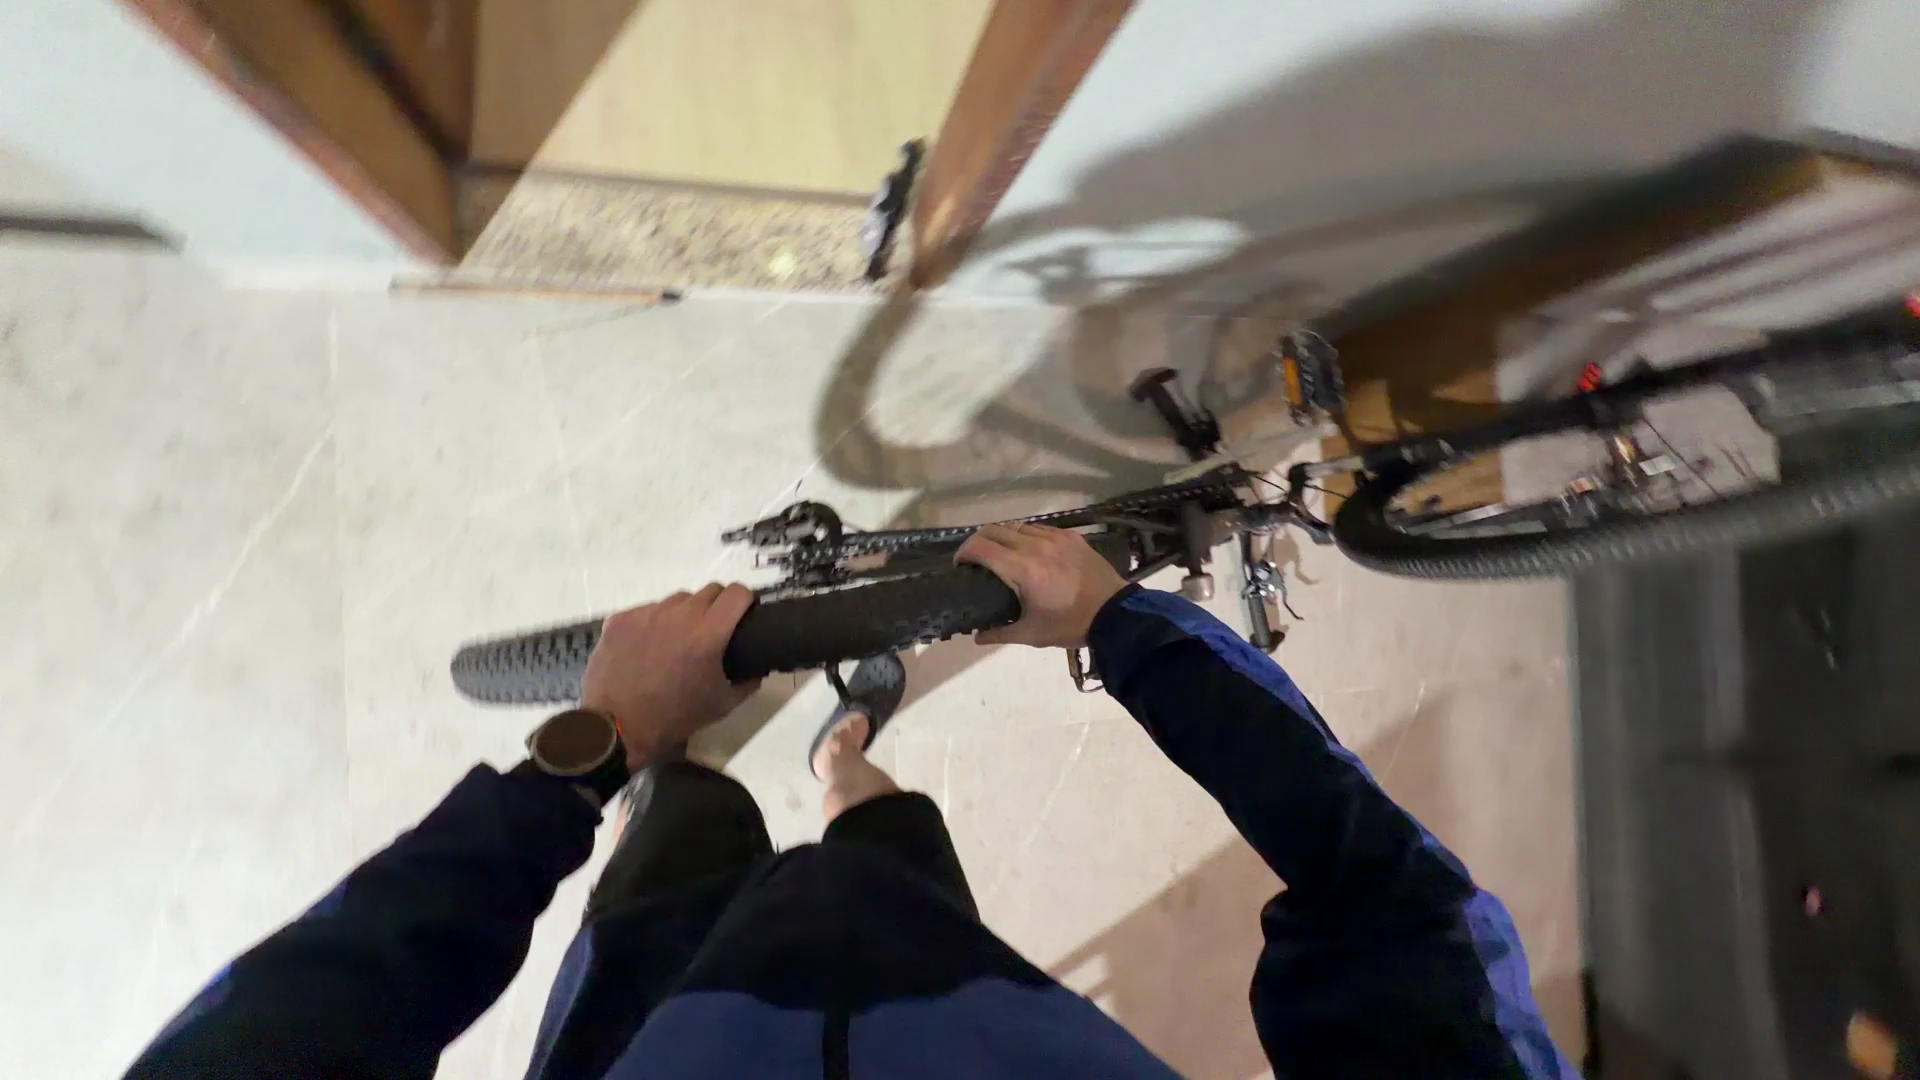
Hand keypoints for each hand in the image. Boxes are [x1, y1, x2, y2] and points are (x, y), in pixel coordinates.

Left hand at [580, 583, 760, 766]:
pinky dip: (654, 622)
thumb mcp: (723, 704)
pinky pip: (647, 610)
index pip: (737, 593)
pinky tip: (649, 645)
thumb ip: (749, 682)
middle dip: (718, 606)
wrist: (617, 728)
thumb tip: (759, 669)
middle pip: (710, 590)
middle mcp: (679, 615)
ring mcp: (646, 614)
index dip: (745, 600)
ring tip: (678, 638)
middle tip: (713, 630)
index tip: (744, 613)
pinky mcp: (620, 619)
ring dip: (686, 612)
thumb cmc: (675, 716)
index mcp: (708, 633)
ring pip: (678, 599)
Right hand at [955, 523, 1126, 648]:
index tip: (960, 566)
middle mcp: (1034, 545)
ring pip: (1016, 525)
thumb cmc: (1070, 625)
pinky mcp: (1070, 536)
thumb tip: (976, 637)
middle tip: (976, 560)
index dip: (963, 553)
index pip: (980, 547)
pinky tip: (1029, 551)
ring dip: (1002, 537)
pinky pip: (1039, 528)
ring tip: (1002, 554)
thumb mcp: (1032, 634)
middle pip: (993, 530)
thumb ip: (1000, 632)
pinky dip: (1025, 536)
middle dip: (977, 542)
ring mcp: (1054, 537)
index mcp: (1022, 568)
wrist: (1115, 614)